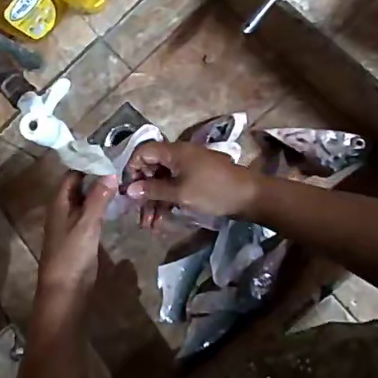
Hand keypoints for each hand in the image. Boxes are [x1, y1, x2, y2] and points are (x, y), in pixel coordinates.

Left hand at [40, 173, 115, 293]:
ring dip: (103, 190)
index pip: (74, 173)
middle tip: (124, 165)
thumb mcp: (86, 223)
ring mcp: (73, 222)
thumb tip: (111, 172)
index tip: (112, 154)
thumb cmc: (71, 254)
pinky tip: (120, 203)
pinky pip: (93, 213)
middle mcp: (65, 209)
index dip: (90, 163)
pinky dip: (104, 205)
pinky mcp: (82, 235)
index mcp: (60, 202)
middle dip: (99, 175)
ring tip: (126, 180)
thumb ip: (98, 197)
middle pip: (81, 185)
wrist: (66, 290)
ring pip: (88, 199)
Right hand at [124, 141, 262, 229]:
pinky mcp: (196, 179)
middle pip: (152, 169)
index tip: (128, 192)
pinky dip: (167, 201)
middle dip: (143, 192)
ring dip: (154, 202)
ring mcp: (188, 167)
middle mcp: (179, 155)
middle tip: (138, 216)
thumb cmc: (212, 191)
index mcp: (174, 151)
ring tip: (149, 226)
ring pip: (163, 181)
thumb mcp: (180, 193)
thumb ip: (153, 190)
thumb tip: (130, 189)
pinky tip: (161, 221)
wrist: (248, 196)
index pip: (143, 152)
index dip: (132, 170)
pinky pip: (175, 186)